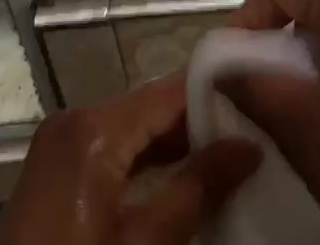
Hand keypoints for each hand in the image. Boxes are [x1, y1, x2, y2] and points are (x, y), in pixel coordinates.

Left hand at [0, 73, 259, 244]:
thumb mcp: (144, 243)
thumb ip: (197, 189)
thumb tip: (249, 148)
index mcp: (95, 126)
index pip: (172, 90)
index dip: (220, 92)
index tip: (263, 98)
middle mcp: (76, 118)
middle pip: (153, 106)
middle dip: (202, 121)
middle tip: (255, 132)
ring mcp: (61, 142)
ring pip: (135, 126)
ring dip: (177, 142)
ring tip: (230, 153)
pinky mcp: (56, 166)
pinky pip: (113, 146)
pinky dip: (147, 158)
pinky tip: (185, 174)